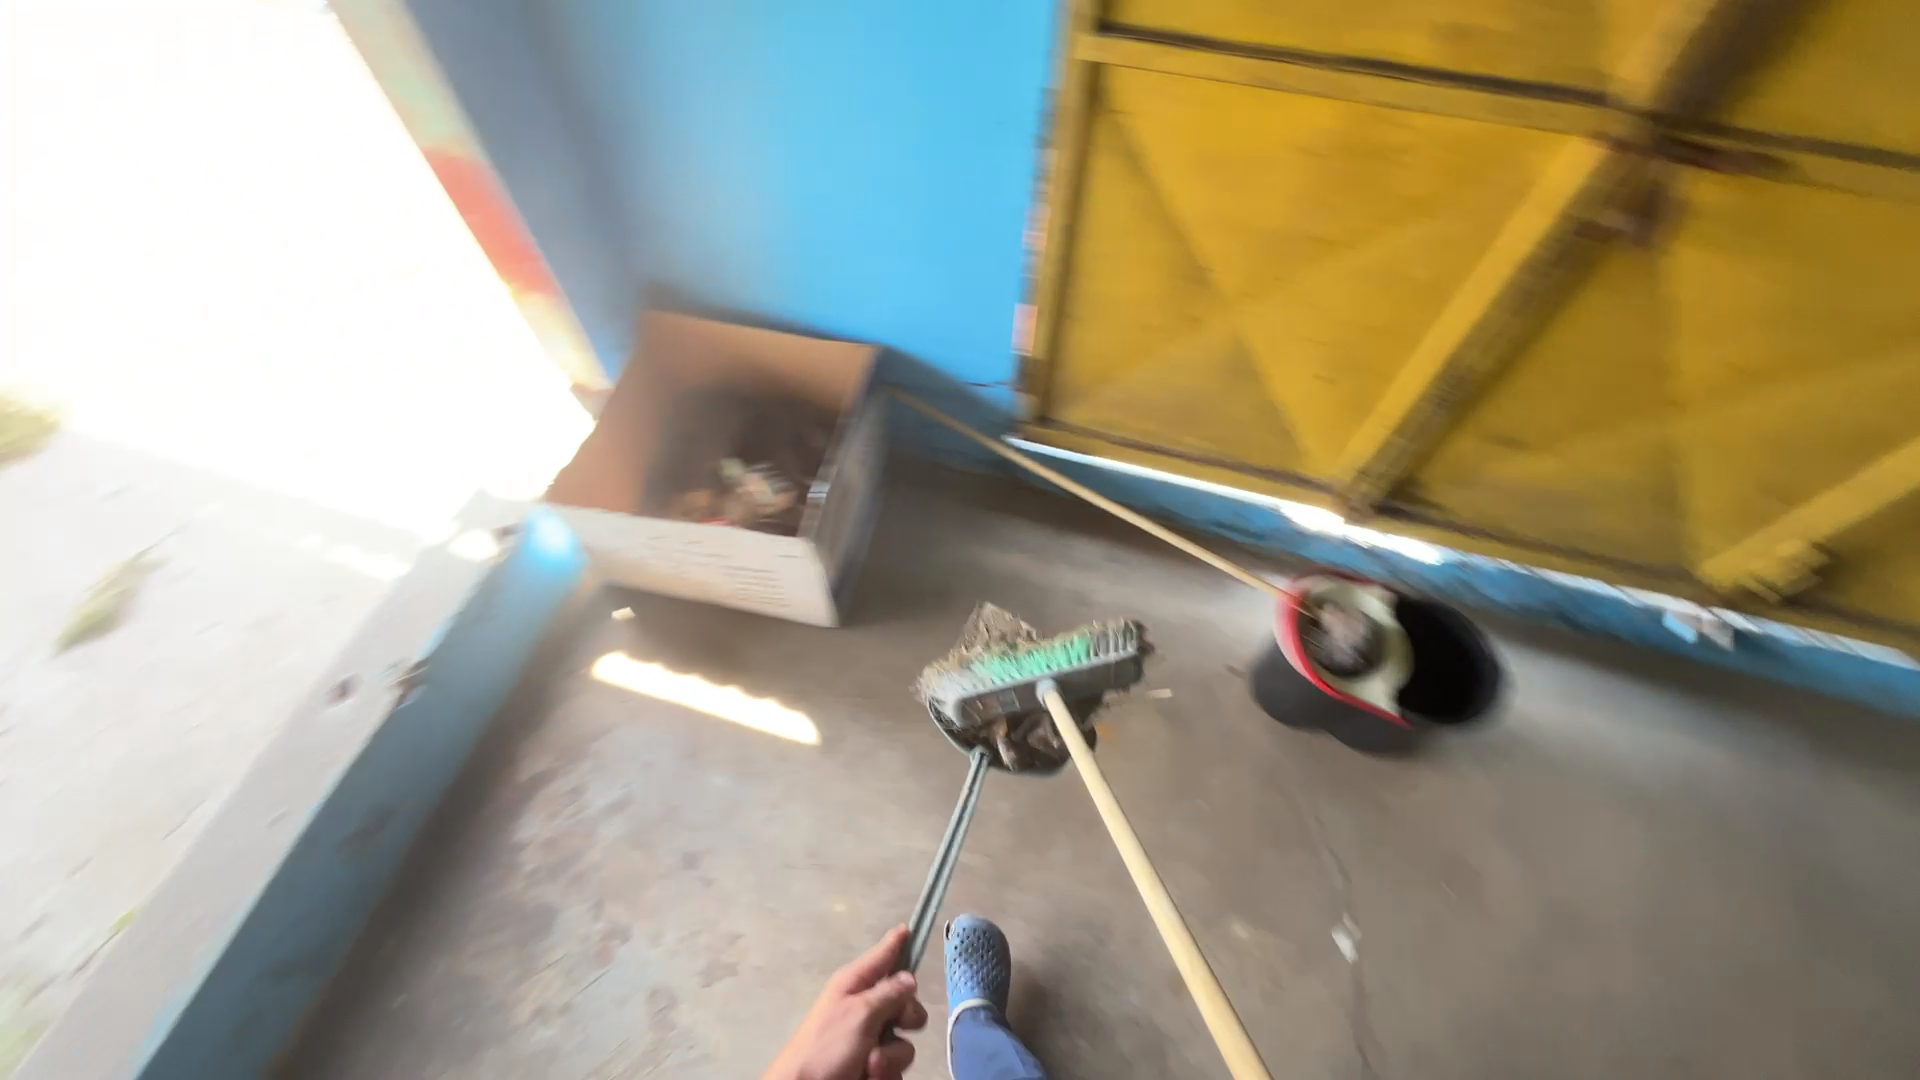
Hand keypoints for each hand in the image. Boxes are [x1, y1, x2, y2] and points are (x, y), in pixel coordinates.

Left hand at [763, 924, 928, 1079]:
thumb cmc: (826, 1046)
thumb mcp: (860, 1014)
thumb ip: (888, 994)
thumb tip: (910, 977)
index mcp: (856, 984)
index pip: (882, 956)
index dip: (897, 943)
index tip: (909, 928)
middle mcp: (865, 1007)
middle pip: (905, 1002)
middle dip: (907, 1017)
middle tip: (897, 1025)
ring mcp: (869, 1040)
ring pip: (903, 1040)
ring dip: (891, 1056)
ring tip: (870, 1066)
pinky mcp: (871, 1067)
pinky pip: (896, 1066)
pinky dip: (887, 1074)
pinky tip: (871, 1077)